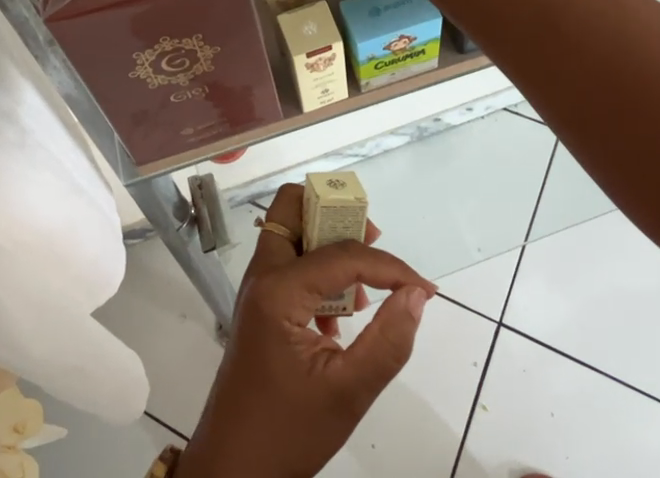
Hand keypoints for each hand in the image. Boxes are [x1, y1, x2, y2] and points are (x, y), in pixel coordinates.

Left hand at [175, 184, 437, 477]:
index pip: (343, 253)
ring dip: (329, 242)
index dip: (390, 266)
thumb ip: (389, 339)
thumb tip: (418, 293)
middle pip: (293, 208)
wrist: (233, 469)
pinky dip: (320, 270)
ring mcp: (258, 290)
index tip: (425, 287)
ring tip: (365, 288)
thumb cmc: (289, 431)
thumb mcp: (349, 391)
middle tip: (375, 245)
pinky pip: (292, 264)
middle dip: (337, 214)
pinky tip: (343, 316)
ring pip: (292, 233)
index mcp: (279, 290)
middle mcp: (263, 276)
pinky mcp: (262, 307)